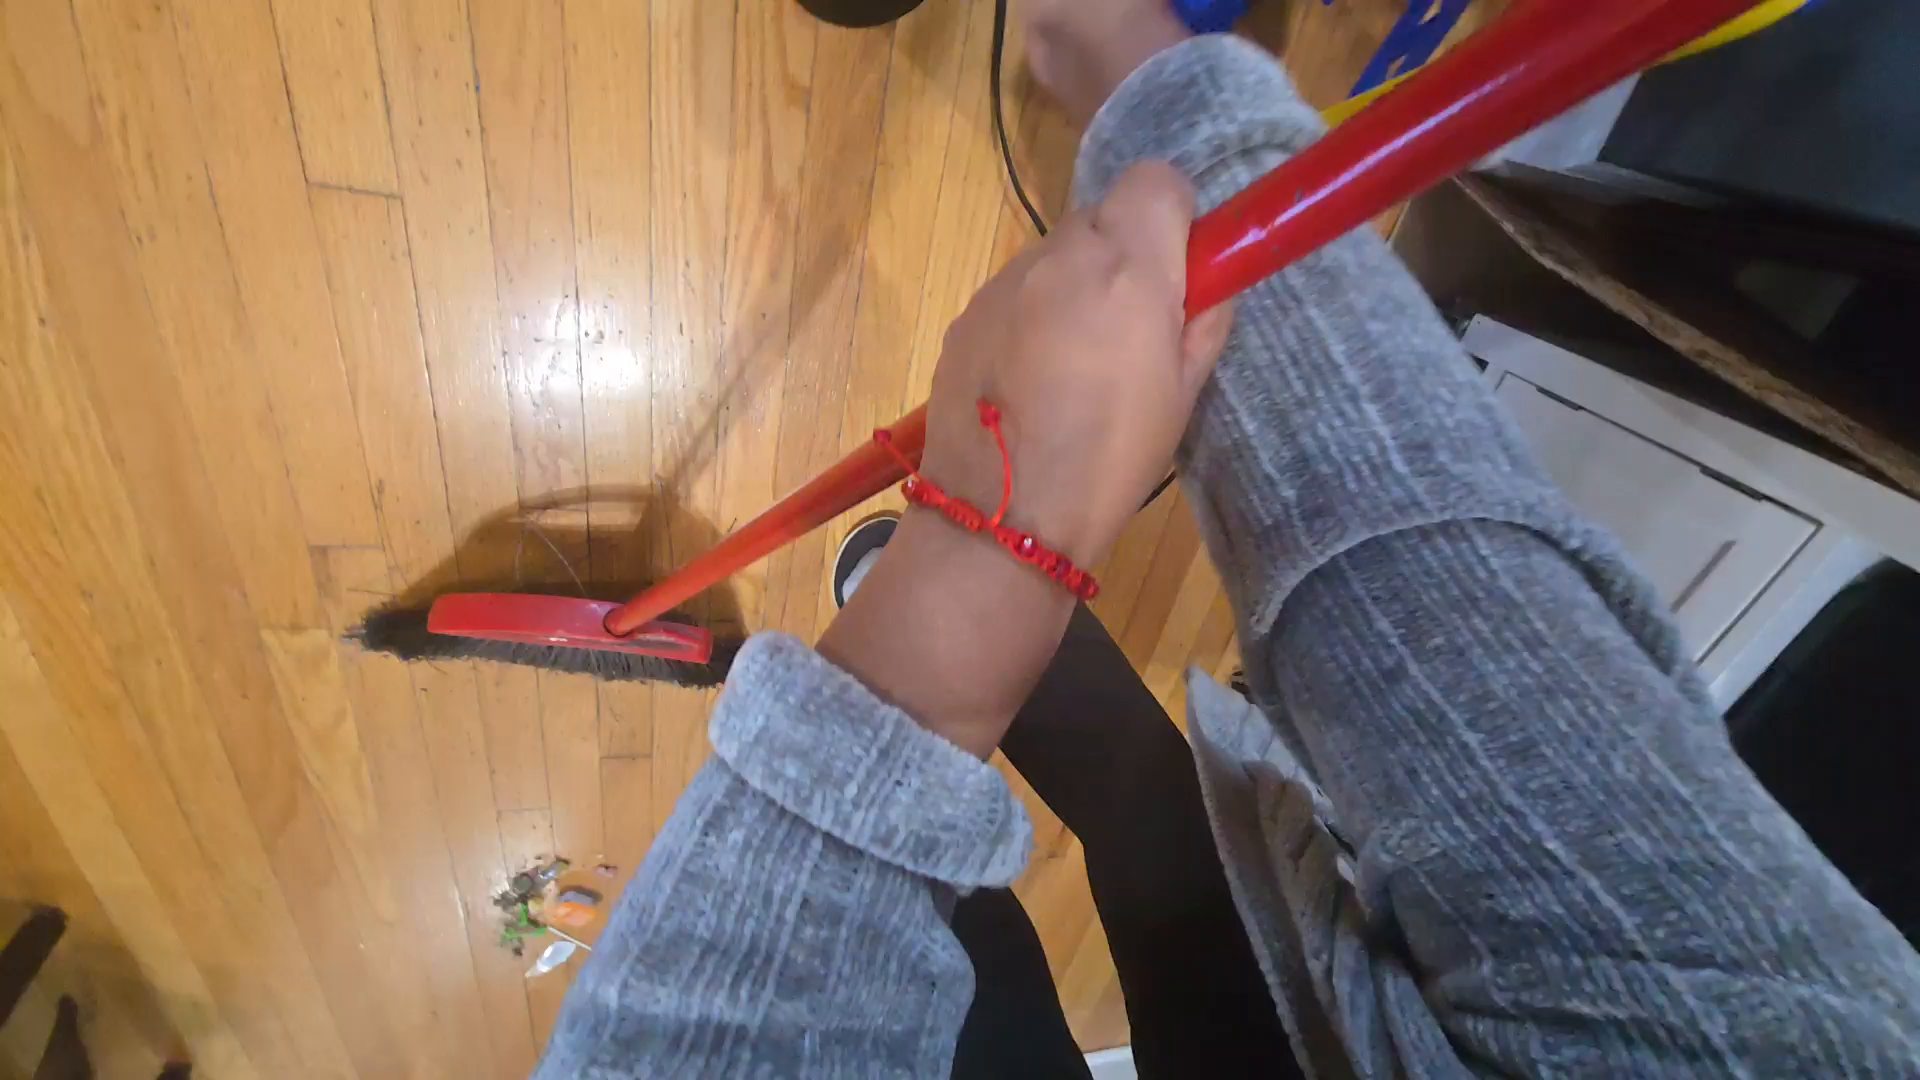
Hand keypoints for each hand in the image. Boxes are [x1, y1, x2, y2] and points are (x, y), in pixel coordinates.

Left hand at [817, 162, 1229, 758]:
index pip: (1155, 179)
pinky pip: (1010, 298)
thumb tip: (1202, 284)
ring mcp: (999, 287)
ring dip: (1070, 291)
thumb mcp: (1182, 396)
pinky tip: (1025, 384)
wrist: (1002, 520)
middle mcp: (1056, 257)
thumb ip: (1202, 320)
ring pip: (1050, 259)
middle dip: (1120, 258)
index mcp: (1125, 266)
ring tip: (1067, 371)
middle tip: (1124, 332)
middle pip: (1099, 219)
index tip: (1176, 269)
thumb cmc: (1109, 464)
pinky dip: (1027, 320)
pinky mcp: (962, 320)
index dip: (1173, 217)